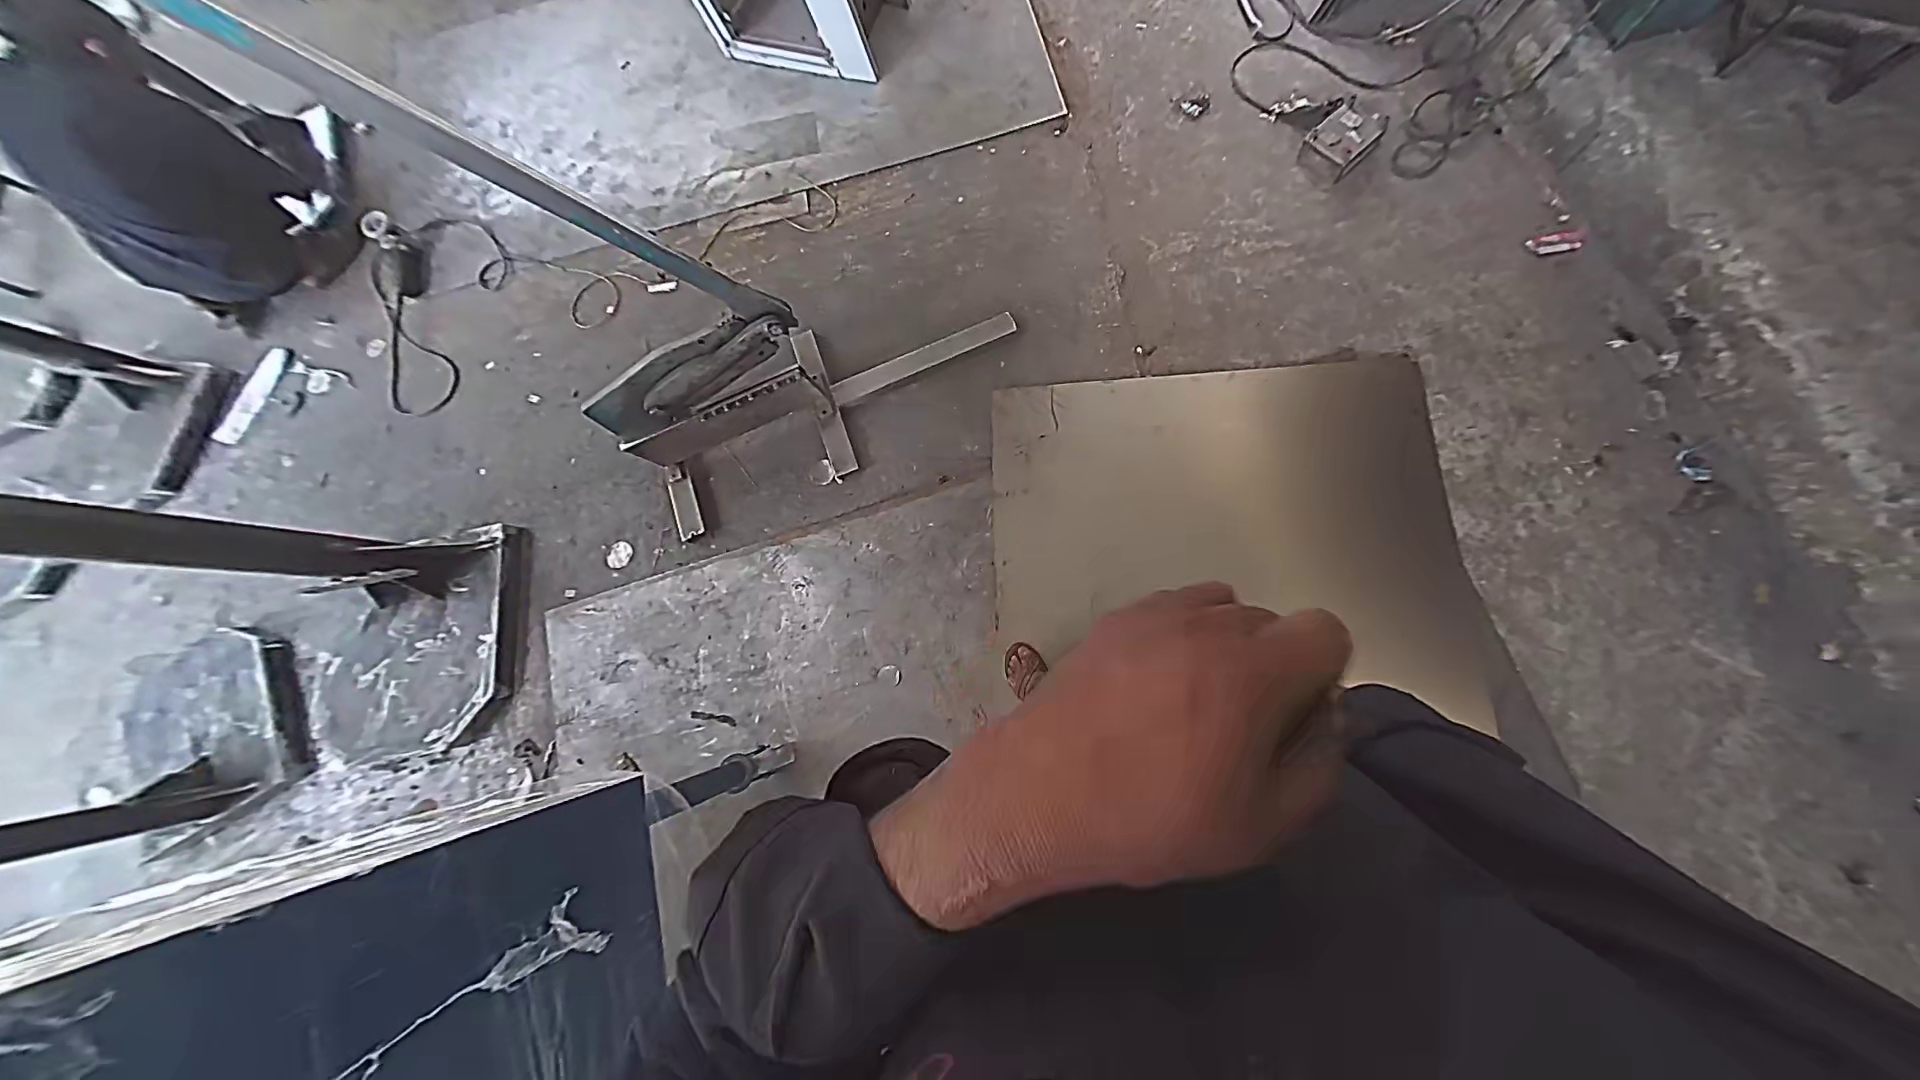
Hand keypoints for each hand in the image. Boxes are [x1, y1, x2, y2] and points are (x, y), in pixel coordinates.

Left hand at [870, 583, 1351, 930]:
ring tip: (1191, 696)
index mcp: (1252, 671)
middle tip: (1238, 718)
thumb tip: (1326, 716)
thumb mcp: (1260, 826)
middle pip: (1272, 622)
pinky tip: (1152, 679)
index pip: (1326, 631)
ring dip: (1225, 645)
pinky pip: (1173, 608)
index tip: (1293, 713)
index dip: (1320, 673)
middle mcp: (1205, 625)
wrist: (1037, 793)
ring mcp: (1153, 613)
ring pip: (1222, 609)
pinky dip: (1181, 633)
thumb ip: (1319, 764)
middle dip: (1273, 663)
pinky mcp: (1114, 617)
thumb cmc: (1148, 819)